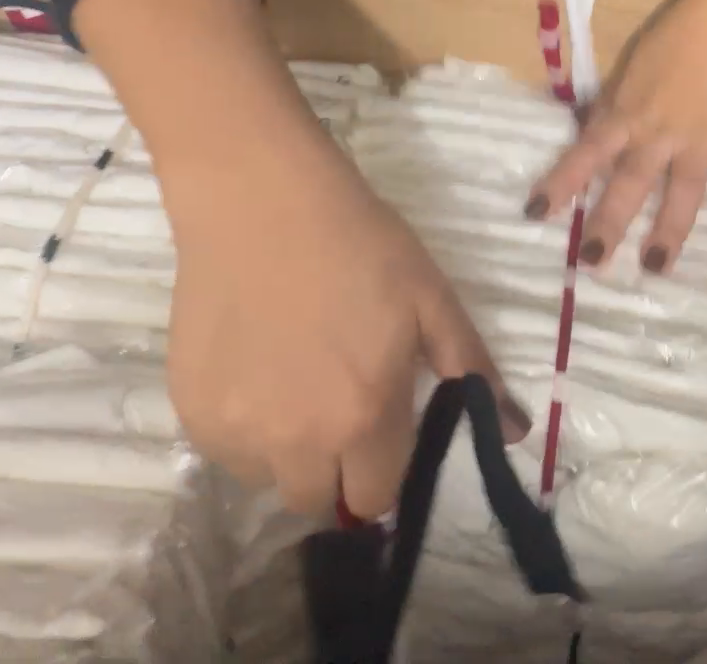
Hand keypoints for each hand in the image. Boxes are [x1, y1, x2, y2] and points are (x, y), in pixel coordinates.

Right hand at [165, 139, 528, 519]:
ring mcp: (233, 431)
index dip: (390, 472)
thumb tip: (518, 433)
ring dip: (292, 454)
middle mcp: (295, 442)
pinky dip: (249, 430)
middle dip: (341, 472)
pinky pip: (227, 451)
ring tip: (303, 385)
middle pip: (319, 500)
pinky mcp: (189, 410)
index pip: (378, 497)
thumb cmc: (364, 249)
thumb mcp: (434, 303)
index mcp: (363, 417)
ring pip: (271, 479)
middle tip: (347, 410)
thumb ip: (473, 372)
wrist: (265, 206)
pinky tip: (263, 372)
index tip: (390, 435)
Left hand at [526, 0, 706, 271]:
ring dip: (668, 234)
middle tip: (592, 262)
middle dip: (608, 226)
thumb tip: (590, 124)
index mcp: (625, 113)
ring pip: (679, 197)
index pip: (585, 154)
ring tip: (657, 268)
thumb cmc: (676, 33)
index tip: (534, 214)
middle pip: (627, 187)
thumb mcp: (631, 65)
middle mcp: (655, 137)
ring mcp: (697, 145)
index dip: (559, 184)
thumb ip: (615, 101)